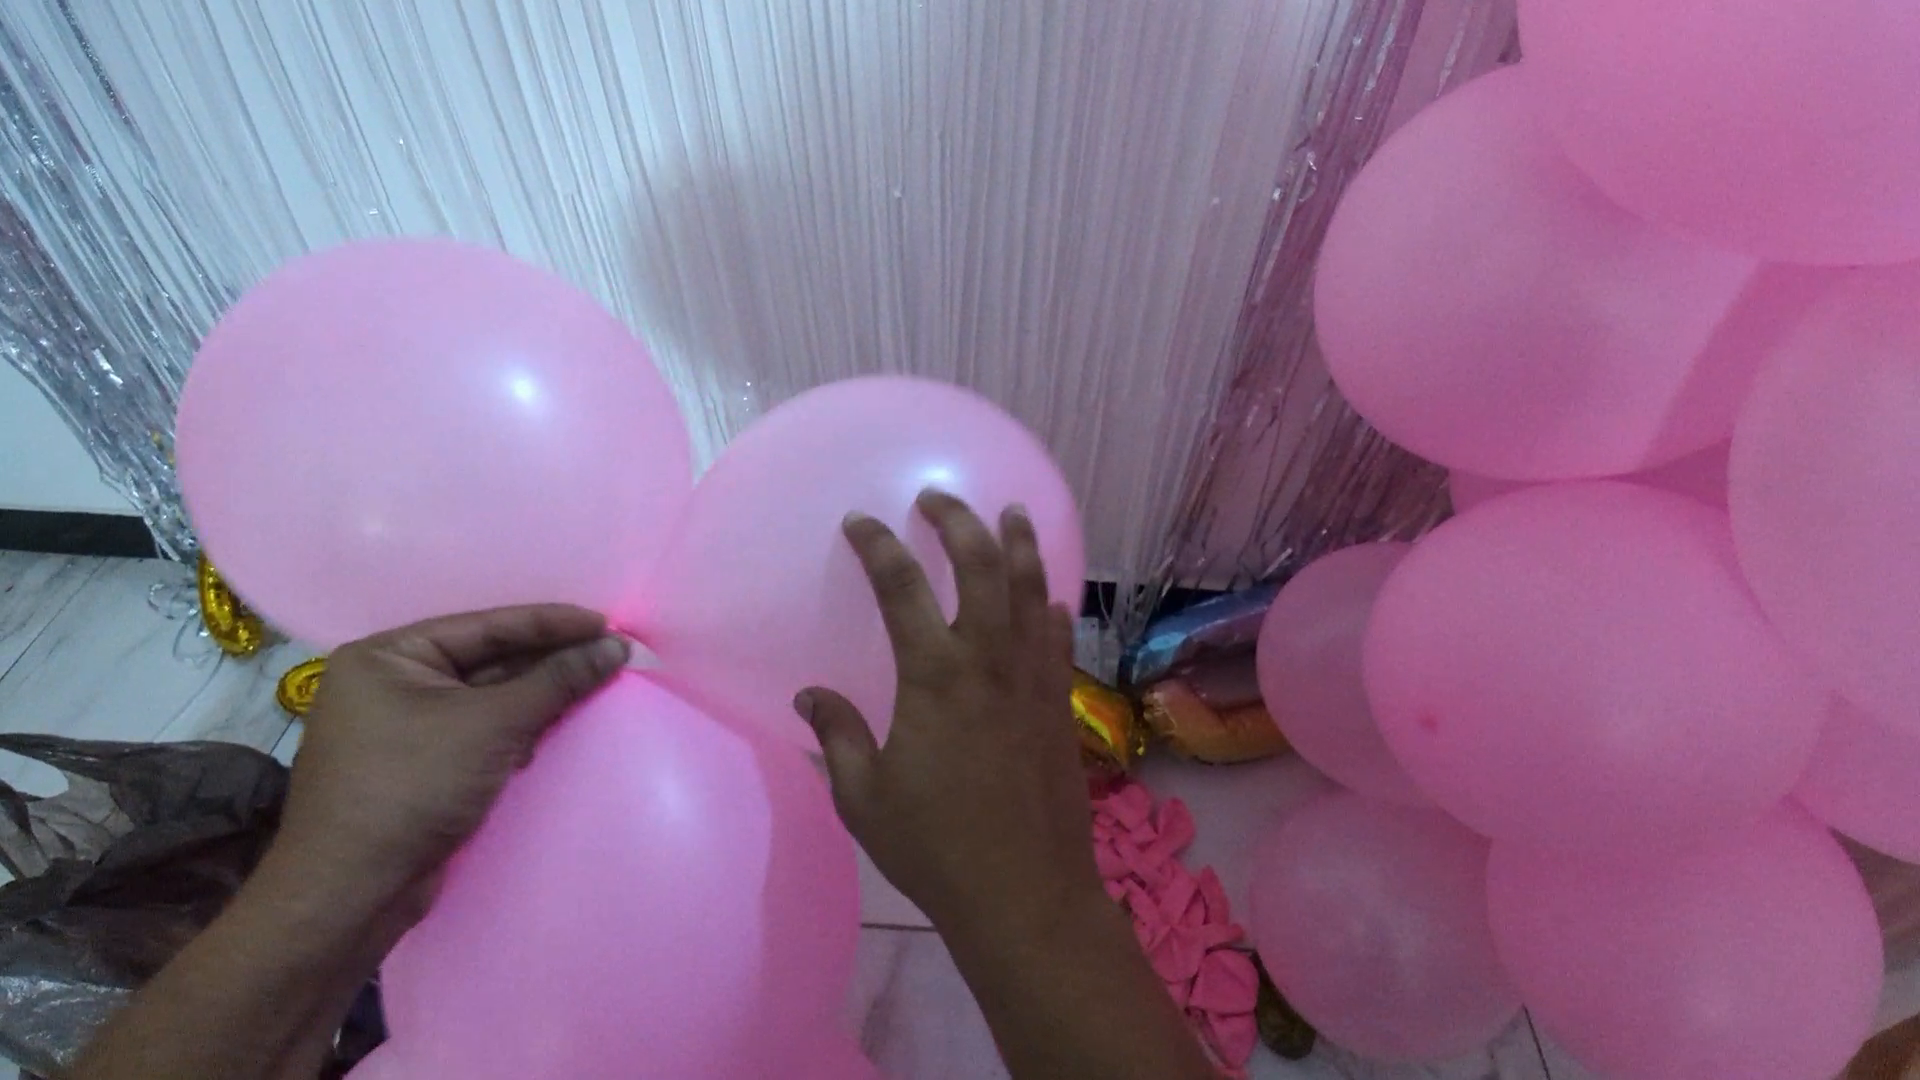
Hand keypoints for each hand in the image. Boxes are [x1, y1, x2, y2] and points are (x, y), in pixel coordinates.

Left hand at [271, 605, 628, 937]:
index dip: (552, 623)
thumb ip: (558, 679)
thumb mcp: (493, 723)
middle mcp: (391, 682)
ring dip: (541, 693)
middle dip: (551, 660)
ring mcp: (405, 724)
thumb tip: (616, 646)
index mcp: (388, 657)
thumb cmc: (412, 786)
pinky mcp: (424, 762)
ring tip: (595, 682)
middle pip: (491, 658)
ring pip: (492, 694)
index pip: (486, 626)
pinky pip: (484, 727)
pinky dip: (522, 724)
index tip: (606, 623)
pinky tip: (555, 724)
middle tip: (610, 653)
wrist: (353, 893)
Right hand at [795, 492, 1102, 937]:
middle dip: (958, 520)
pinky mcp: (1060, 703)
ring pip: (1030, 589)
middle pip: (980, 565)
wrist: (1024, 891)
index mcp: (933, 676)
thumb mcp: (864, 796)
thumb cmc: (935, 846)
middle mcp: (988, 660)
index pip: (901, 587)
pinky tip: (1047, 595)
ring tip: (1011, 513)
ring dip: (1019, 544)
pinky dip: (1049, 606)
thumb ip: (838, 736)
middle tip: (938, 498)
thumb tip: (810, 697)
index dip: (879, 546)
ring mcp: (1032, 678)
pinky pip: (1058, 637)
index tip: (861, 522)